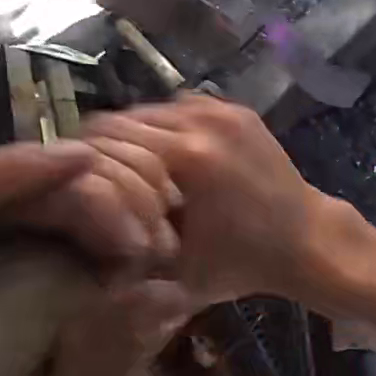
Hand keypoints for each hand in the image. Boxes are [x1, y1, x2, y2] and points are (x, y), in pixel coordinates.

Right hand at [79, 95, 359, 308]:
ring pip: (154, 109)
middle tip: (101, 178)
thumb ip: (118, 241)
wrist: (307, 238)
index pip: (105, 136)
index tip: (77, 184)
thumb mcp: (171, 268)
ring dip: (139, 135)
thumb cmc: (240, 263)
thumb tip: (68, 218)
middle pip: (126, 118)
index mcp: (185, 156)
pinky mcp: (240, 112)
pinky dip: (171, 126)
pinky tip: (173, 157)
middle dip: (107, 146)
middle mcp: (203, 122)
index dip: (84, 159)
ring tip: (138, 169)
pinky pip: (186, 107)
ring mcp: (225, 112)